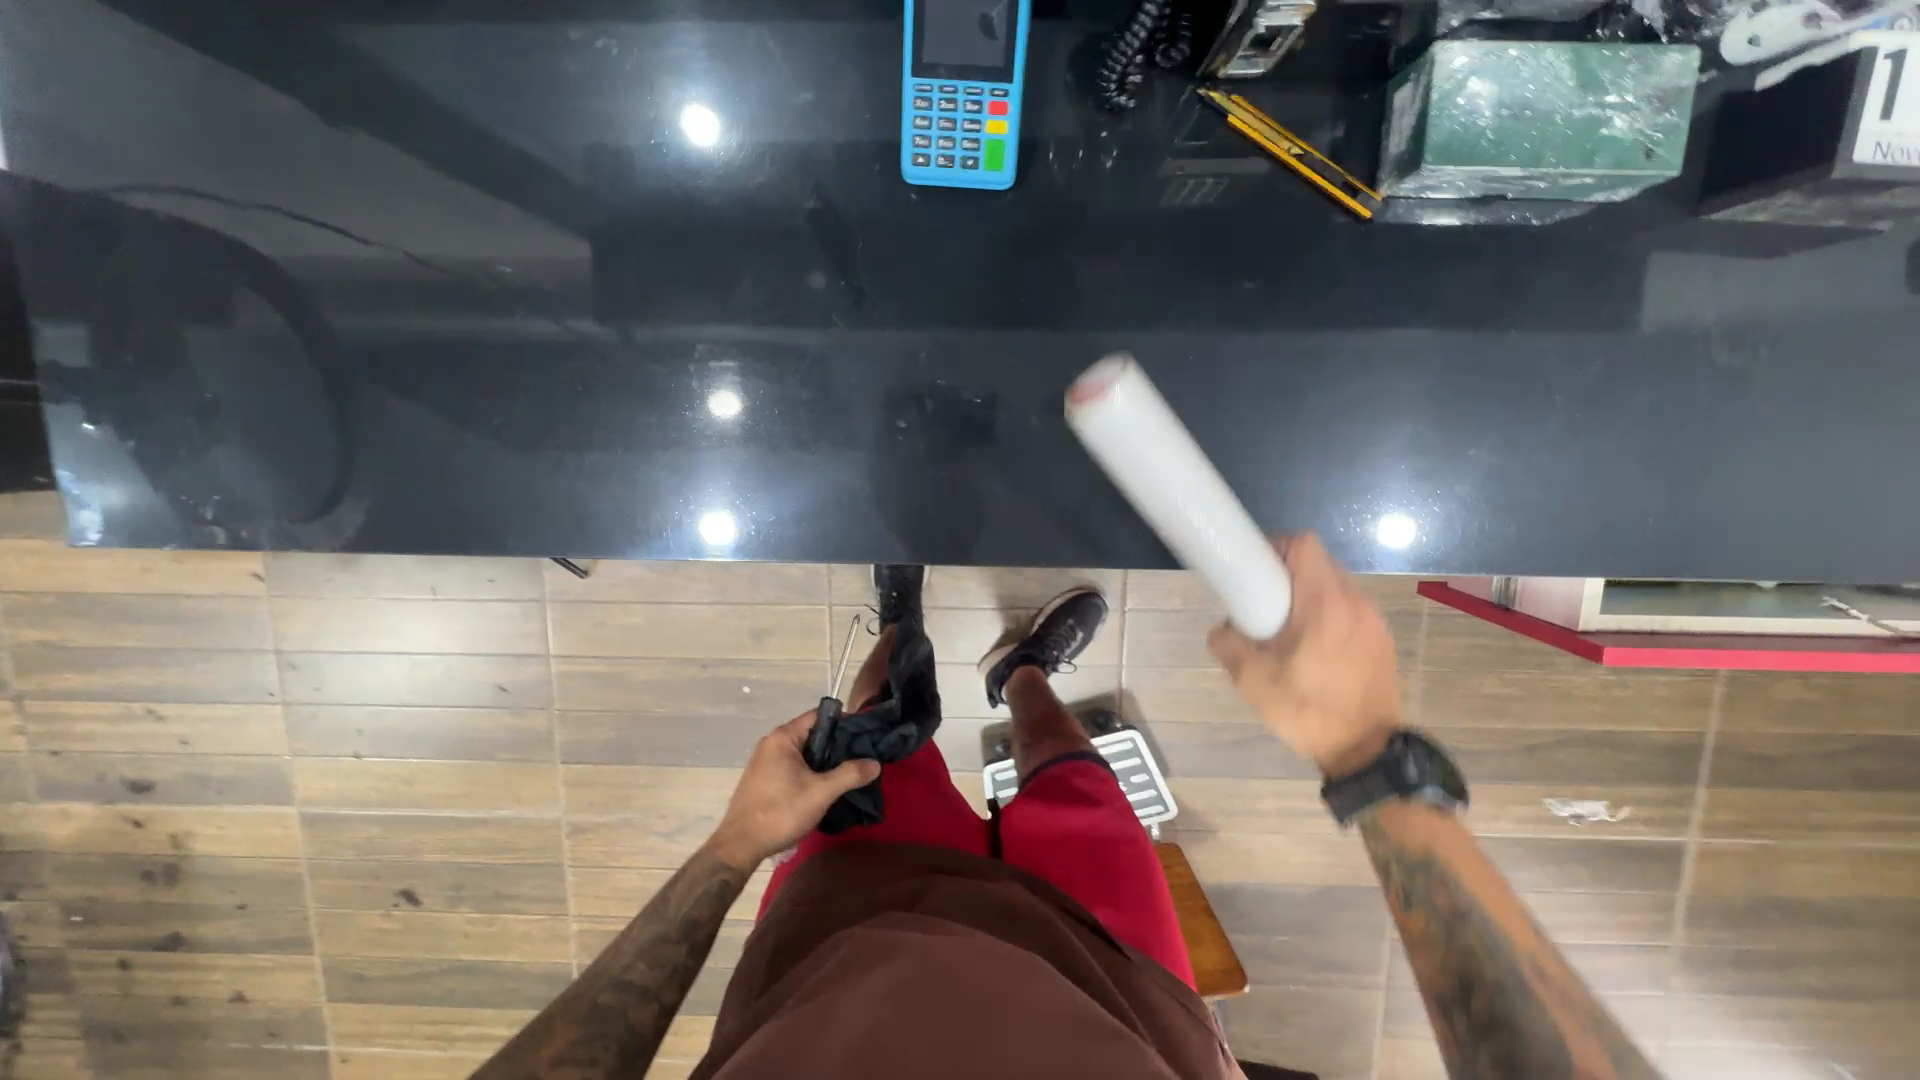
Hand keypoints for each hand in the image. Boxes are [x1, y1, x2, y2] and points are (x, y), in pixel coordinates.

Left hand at [704, 712, 881, 870]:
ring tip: (848, 772)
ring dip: (824, 760)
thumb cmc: (781, 812)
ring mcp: (765, 761)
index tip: (865, 734)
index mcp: (783, 738)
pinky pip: (793, 765)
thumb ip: (850, 774)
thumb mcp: (821, 793)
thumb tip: (875, 763)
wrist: (740, 845)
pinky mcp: (764, 778)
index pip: (819, 716)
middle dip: (836, 744)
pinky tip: (824, 786)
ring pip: (803, 752)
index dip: (844, 722)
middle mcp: (771, 743)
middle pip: (811, 733)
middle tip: (861, 755)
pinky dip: (810, 770)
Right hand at [1207, 532, 1401, 777]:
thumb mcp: (1250, 680)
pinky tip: (1313, 649)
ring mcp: (1373, 620)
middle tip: (1263, 605)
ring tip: (1287, 631)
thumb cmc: (1306, 710)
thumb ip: (1227, 642)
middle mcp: (1355, 602)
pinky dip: (1327, 615)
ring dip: (1308, 595)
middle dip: (1287, 574)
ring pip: (1335, 585)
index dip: (1274, 548)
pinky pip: (1349, 609)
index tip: (1255, 573)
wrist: (1365, 751)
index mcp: (1324, 604)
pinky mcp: (1381, 638)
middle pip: (1318, 563)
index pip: (1302, 545)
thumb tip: (1226, 627)